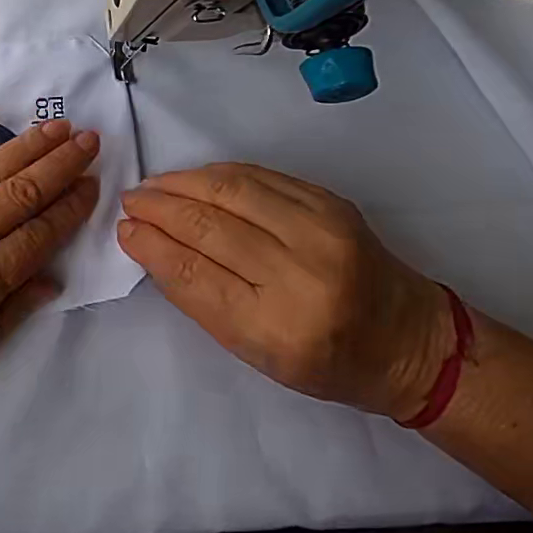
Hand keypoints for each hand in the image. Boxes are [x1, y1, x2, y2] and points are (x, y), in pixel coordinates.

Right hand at [115, 163, 452, 421]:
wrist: (409, 340)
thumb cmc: (321, 358)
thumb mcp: (249, 347)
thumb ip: (195, 294)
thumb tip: (146, 242)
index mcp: (277, 327)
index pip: (192, 272)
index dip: (150, 244)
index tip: (124, 229)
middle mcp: (303, 275)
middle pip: (207, 225)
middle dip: (157, 208)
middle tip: (130, 201)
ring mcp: (323, 232)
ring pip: (230, 190)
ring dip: (179, 183)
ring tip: (151, 186)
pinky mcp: (331, 203)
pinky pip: (258, 176)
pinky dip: (215, 174)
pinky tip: (191, 179)